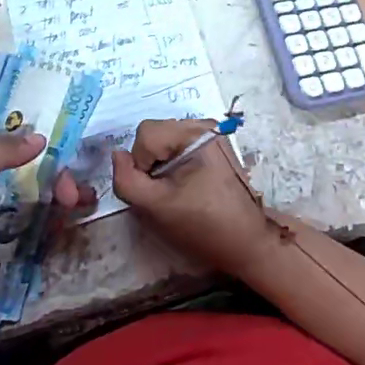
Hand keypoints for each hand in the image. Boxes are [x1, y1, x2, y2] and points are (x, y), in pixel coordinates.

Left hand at [0, 123, 87, 303]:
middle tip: (75, 197)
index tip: (71, 147)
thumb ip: (0, 150)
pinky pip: (9, 226)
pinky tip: (51, 233)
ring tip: (73, 215)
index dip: (41, 132)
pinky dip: (32, 227)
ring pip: (21, 197)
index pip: (11, 127)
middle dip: (54, 176)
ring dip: (50, 202)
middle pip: (24, 166)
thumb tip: (41, 136)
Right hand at [112, 119, 275, 273]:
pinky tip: (187, 185)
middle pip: (154, 133)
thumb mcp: (156, 208)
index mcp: (194, 133)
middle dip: (150, 162)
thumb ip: (127, 180)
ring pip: (164, 139)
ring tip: (177, 189)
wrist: (248, 241)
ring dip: (160, 163)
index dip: (141, 163)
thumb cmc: (203, 226)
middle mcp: (204, 123)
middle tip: (165, 191)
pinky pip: (179, 145)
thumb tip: (117, 155)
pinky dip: (173, 162)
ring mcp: (211, 132)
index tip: (156, 189)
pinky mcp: (214, 144)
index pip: (145, 134)